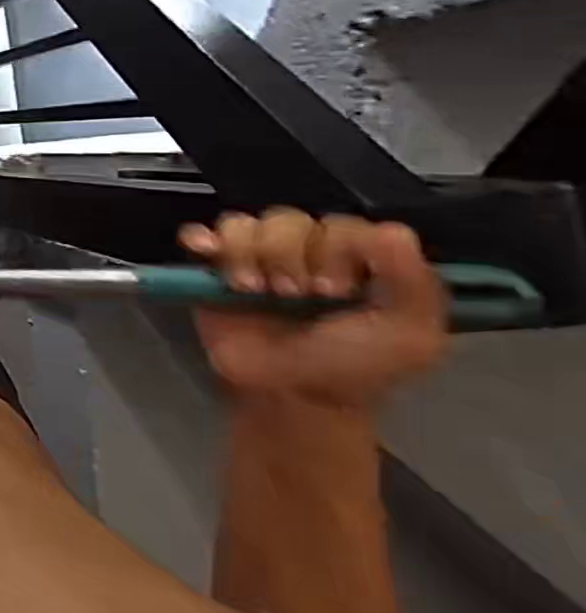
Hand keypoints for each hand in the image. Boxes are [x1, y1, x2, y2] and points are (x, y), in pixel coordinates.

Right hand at [179, 209, 448, 408]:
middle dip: (288, 256)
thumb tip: (391, 229)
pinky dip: (200, 237)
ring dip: (247, 255)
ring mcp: (252, 259)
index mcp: (353, 260)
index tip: (336, 291)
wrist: (287, 393)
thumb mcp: (410, 335)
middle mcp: (302, 252)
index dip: (336, 250)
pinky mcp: (210, 270)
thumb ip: (414, 283)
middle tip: (294, 296)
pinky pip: (197, 234)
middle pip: (286, 219)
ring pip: (242, 224)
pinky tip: (207, 252)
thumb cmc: (353, 365)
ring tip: (252, 290)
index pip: (339, 224)